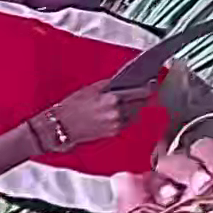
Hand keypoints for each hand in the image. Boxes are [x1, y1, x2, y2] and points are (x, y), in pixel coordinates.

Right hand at [31, 79, 156, 151]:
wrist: (58, 127)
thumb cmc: (72, 105)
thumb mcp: (93, 88)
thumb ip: (113, 85)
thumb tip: (129, 79)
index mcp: (113, 99)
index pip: (142, 91)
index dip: (150, 86)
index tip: (154, 81)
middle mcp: (117, 112)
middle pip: (142, 102)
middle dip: (144, 96)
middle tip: (145, 89)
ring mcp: (116, 124)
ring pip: (135, 113)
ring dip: (135, 107)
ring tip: (128, 100)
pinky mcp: (113, 133)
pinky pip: (127, 122)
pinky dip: (127, 116)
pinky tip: (119, 111)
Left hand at [113, 136, 212, 212]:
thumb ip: (131, 211)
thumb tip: (120, 178)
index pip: (149, 179)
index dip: (156, 181)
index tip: (168, 194)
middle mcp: (188, 197)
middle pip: (175, 159)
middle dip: (187, 169)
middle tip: (202, 186)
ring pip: (203, 148)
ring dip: (212, 160)